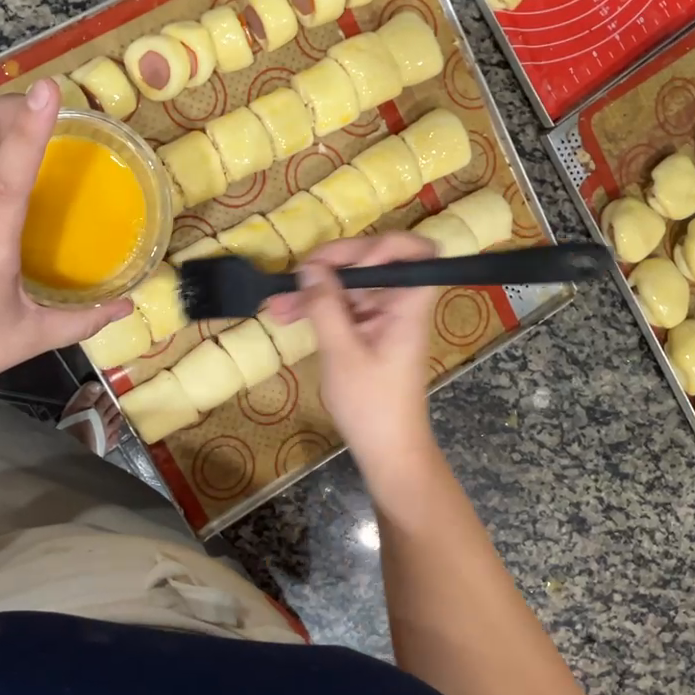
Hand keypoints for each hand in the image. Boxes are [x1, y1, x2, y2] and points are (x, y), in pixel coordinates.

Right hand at [265, 232, 441, 469]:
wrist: (386, 449)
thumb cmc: (371, 403)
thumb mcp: (341, 352)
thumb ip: (325, 305)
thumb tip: (309, 267)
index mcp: (409, 304)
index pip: (416, 252)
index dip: (383, 246)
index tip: (350, 265)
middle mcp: (400, 303)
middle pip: (373, 262)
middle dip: (332, 265)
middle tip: (297, 276)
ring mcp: (383, 317)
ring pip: (350, 286)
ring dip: (315, 289)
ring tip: (278, 302)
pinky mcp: (367, 332)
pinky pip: (342, 307)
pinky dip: (316, 308)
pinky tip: (285, 315)